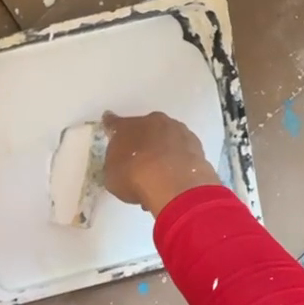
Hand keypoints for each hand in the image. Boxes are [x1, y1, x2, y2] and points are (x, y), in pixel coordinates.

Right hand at [101, 111, 221, 214]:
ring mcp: (176, 129)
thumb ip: (114, 164)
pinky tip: (174, 175)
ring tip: (159, 172)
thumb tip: (121, 163)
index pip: (113, 123)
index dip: (110, 126)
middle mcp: (151, 121)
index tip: (109, 123)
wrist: (172, 183)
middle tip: (139, 160)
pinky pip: (181, 149)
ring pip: (165, 137)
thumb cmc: (133, 177)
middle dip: (141, 140)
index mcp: (126, 127)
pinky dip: (177, 158)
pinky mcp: (195, 142)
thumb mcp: (111, 176)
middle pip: (144, 128)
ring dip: (161, 149)